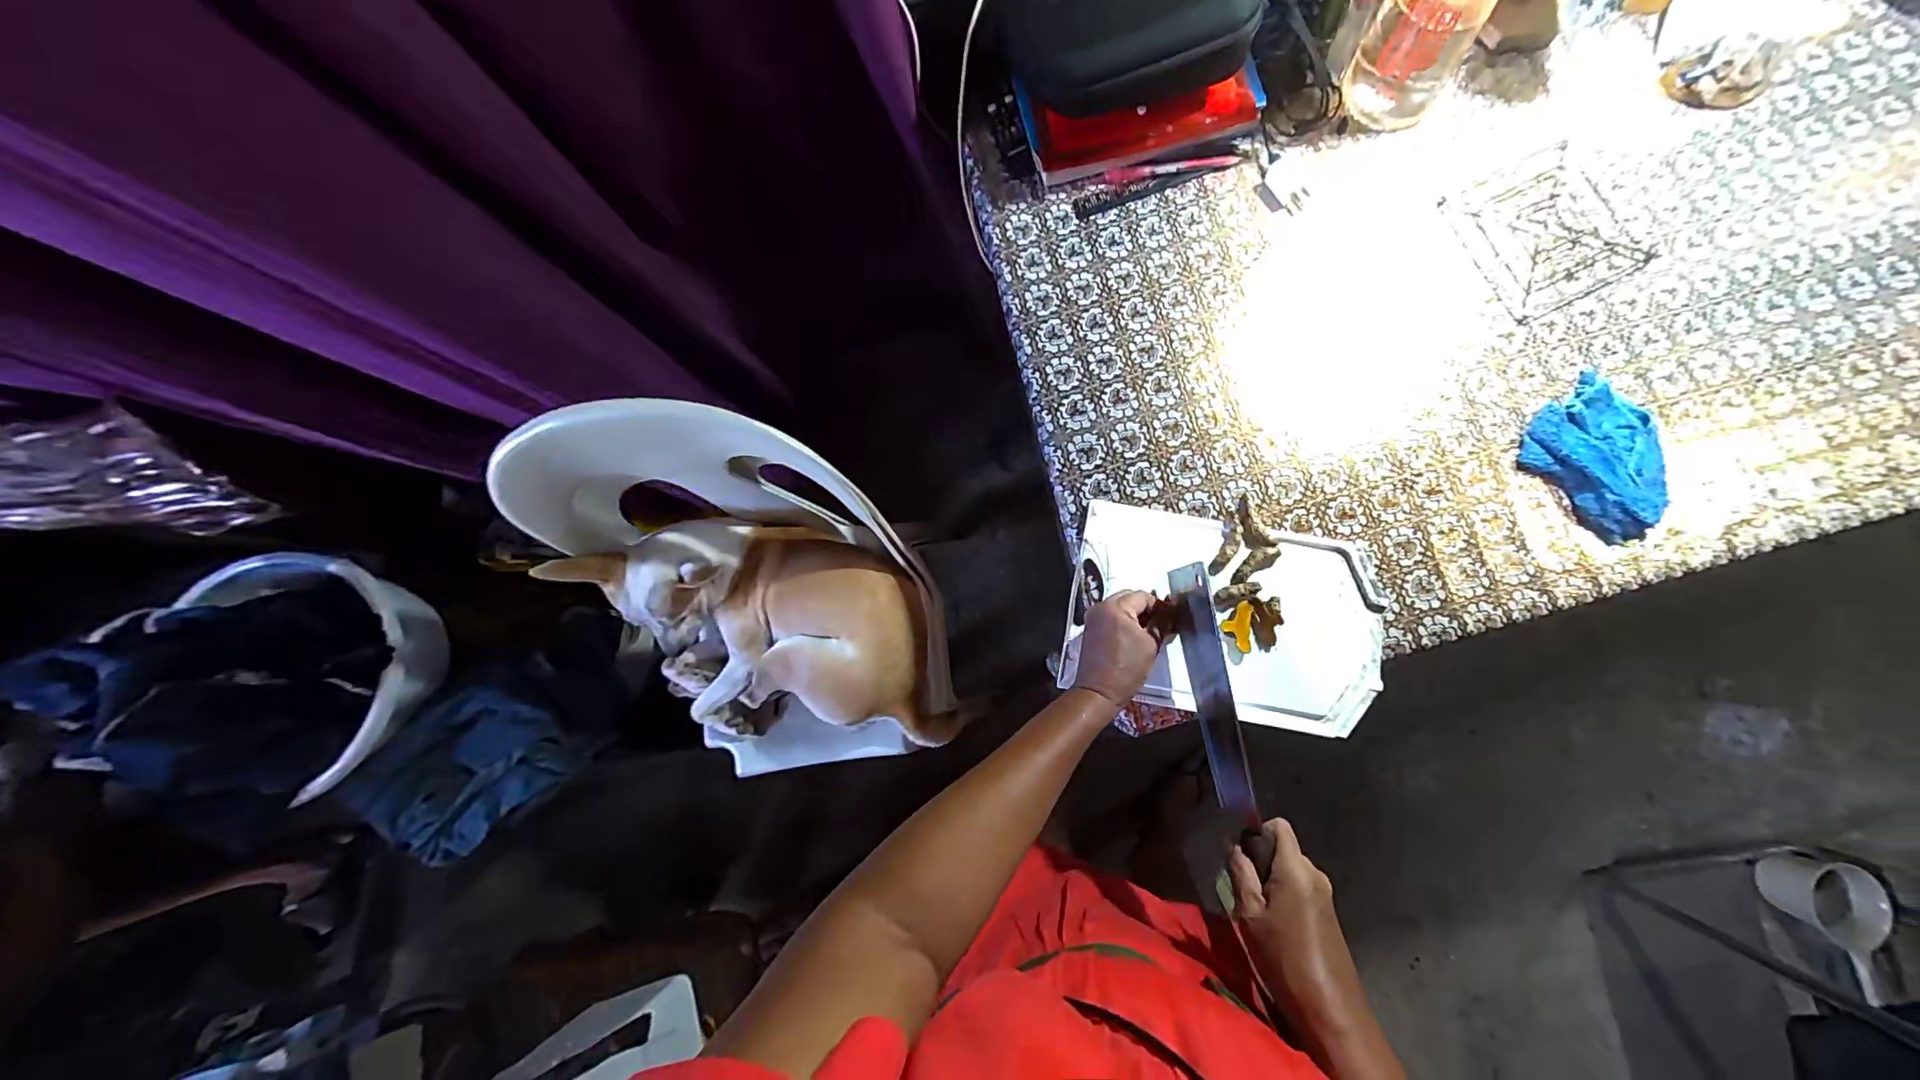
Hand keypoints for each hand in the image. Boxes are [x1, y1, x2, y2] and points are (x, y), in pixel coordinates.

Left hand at [1071, 590, 1163, 707]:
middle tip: (1161, 625)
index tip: (1170, 619)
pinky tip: (1134, 636)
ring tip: (1149, 632)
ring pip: (1119, 607)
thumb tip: (1170, 612)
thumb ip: (1161, 623)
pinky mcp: (1090, 629)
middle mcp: (1100, 606)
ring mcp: (1093, 617)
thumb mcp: (1151, 644)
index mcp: (1115, 606)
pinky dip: (1123, 622)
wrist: (1099, 691)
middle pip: (1129, 598)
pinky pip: (1110, 617)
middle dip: (1146, 609)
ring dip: (1135, 616)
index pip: (1143, 596)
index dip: (1160, 606)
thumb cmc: (1127, 668)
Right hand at [1230, 819, 1404, 1079]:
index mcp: (1297, 869)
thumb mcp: (1250, 915)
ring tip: (1256, 911)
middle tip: (1242, 888)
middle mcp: (1315, 874)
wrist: (1330, 1009)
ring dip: (1270, 881)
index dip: (1257, 832)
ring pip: (1290, 870)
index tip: (1240, 856)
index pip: (1279, 826)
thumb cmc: (1284, 958)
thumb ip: (1241, 875)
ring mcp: (1325, 894)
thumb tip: (1236, 848)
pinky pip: (1300, 888)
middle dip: (1261, 860)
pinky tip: (1274, 924)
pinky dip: (1283, 896)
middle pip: (1283, 849)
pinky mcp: (1328, 913)